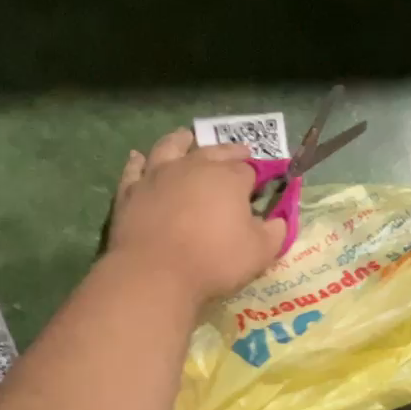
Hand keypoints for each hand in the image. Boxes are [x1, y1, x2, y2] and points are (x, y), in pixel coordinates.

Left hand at [107, 129, 285, 303]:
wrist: (156, 273)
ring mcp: (158, 175)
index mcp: (229, 179)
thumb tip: (279, 220)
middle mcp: (193, 167)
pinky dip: (138, 161)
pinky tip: (138, 157)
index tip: (261, 187)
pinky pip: (134, 169)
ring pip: (170, 147)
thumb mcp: (261, 252)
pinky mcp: (131, 190)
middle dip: (229, 152)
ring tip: (186, 136)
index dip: (257, 178)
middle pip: (214, 152)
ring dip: (180, 140)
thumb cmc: (215, 260)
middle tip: (239, 152)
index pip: (249, 171)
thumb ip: (275, 232)